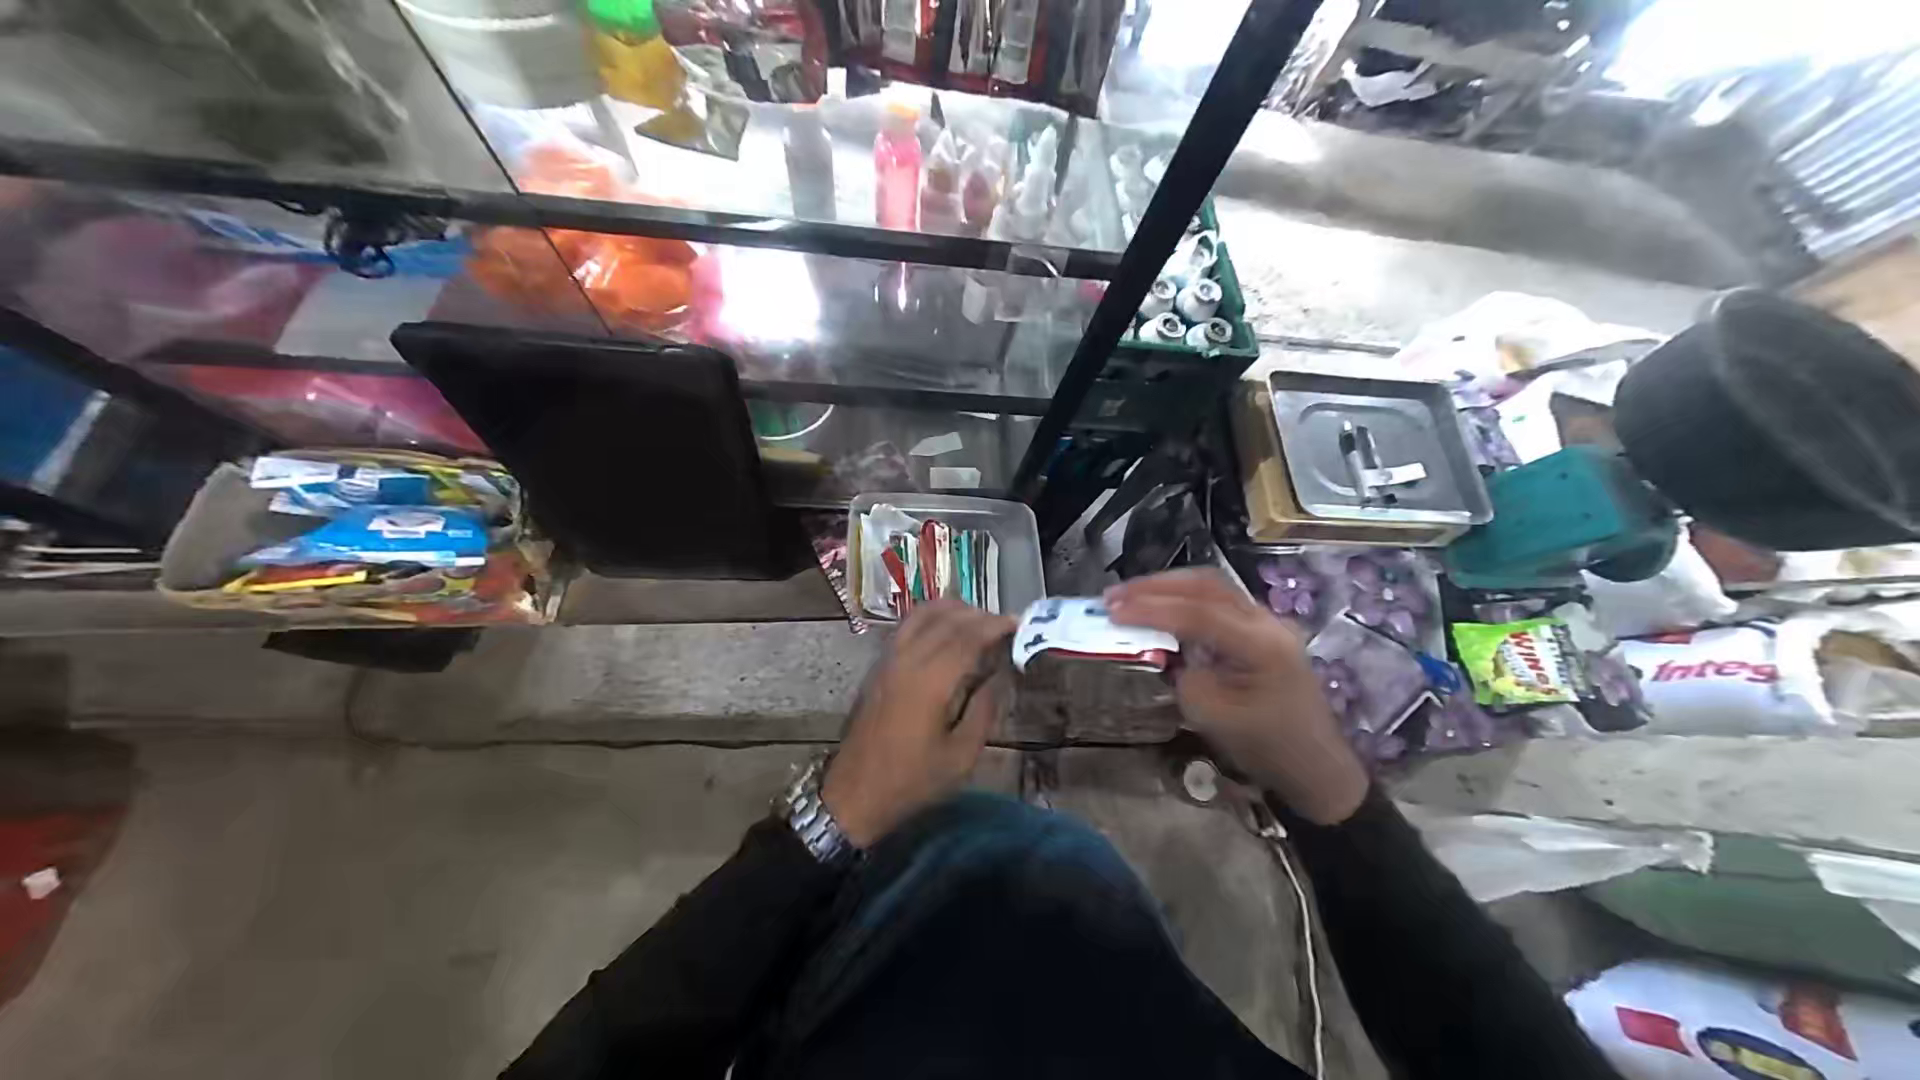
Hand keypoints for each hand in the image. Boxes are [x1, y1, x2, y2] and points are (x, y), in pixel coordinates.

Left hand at [823, 600, 1016, 846]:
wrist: (854, 794)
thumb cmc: (912, 780)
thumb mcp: (961, 755)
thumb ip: (984, 709)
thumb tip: (999, 674)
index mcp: (931, 680)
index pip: (969, 635)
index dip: (996, 625)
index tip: (1018, 624)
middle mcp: (907, 659)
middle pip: (947, 618)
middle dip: (979, 615)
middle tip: (1004, 626)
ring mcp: (888, 659)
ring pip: (922, 614)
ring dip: (953, 611)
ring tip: (977, 623)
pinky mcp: (878, 665)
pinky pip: (907, 626)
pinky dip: (930, 618)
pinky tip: (945, 632)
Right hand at [1107, 568, 1367, 824]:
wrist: (1315, 767)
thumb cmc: (1265, 748)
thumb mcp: (1211, 715)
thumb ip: (1180, 674)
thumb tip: (1159, 648)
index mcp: (1261, 644)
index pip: (1198, 613)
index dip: (1150, 609)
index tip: (1112, 611)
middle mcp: (1267, 621)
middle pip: (1205, 585)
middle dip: (1154, 587)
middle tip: (1112, 596)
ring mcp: (1267, 622)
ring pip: (1211, 587)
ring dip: (1167, 588)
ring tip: (1127, 597)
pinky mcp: (1260, 631)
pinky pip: (1217, 602)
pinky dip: (1182, 600)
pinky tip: (1158, 607)